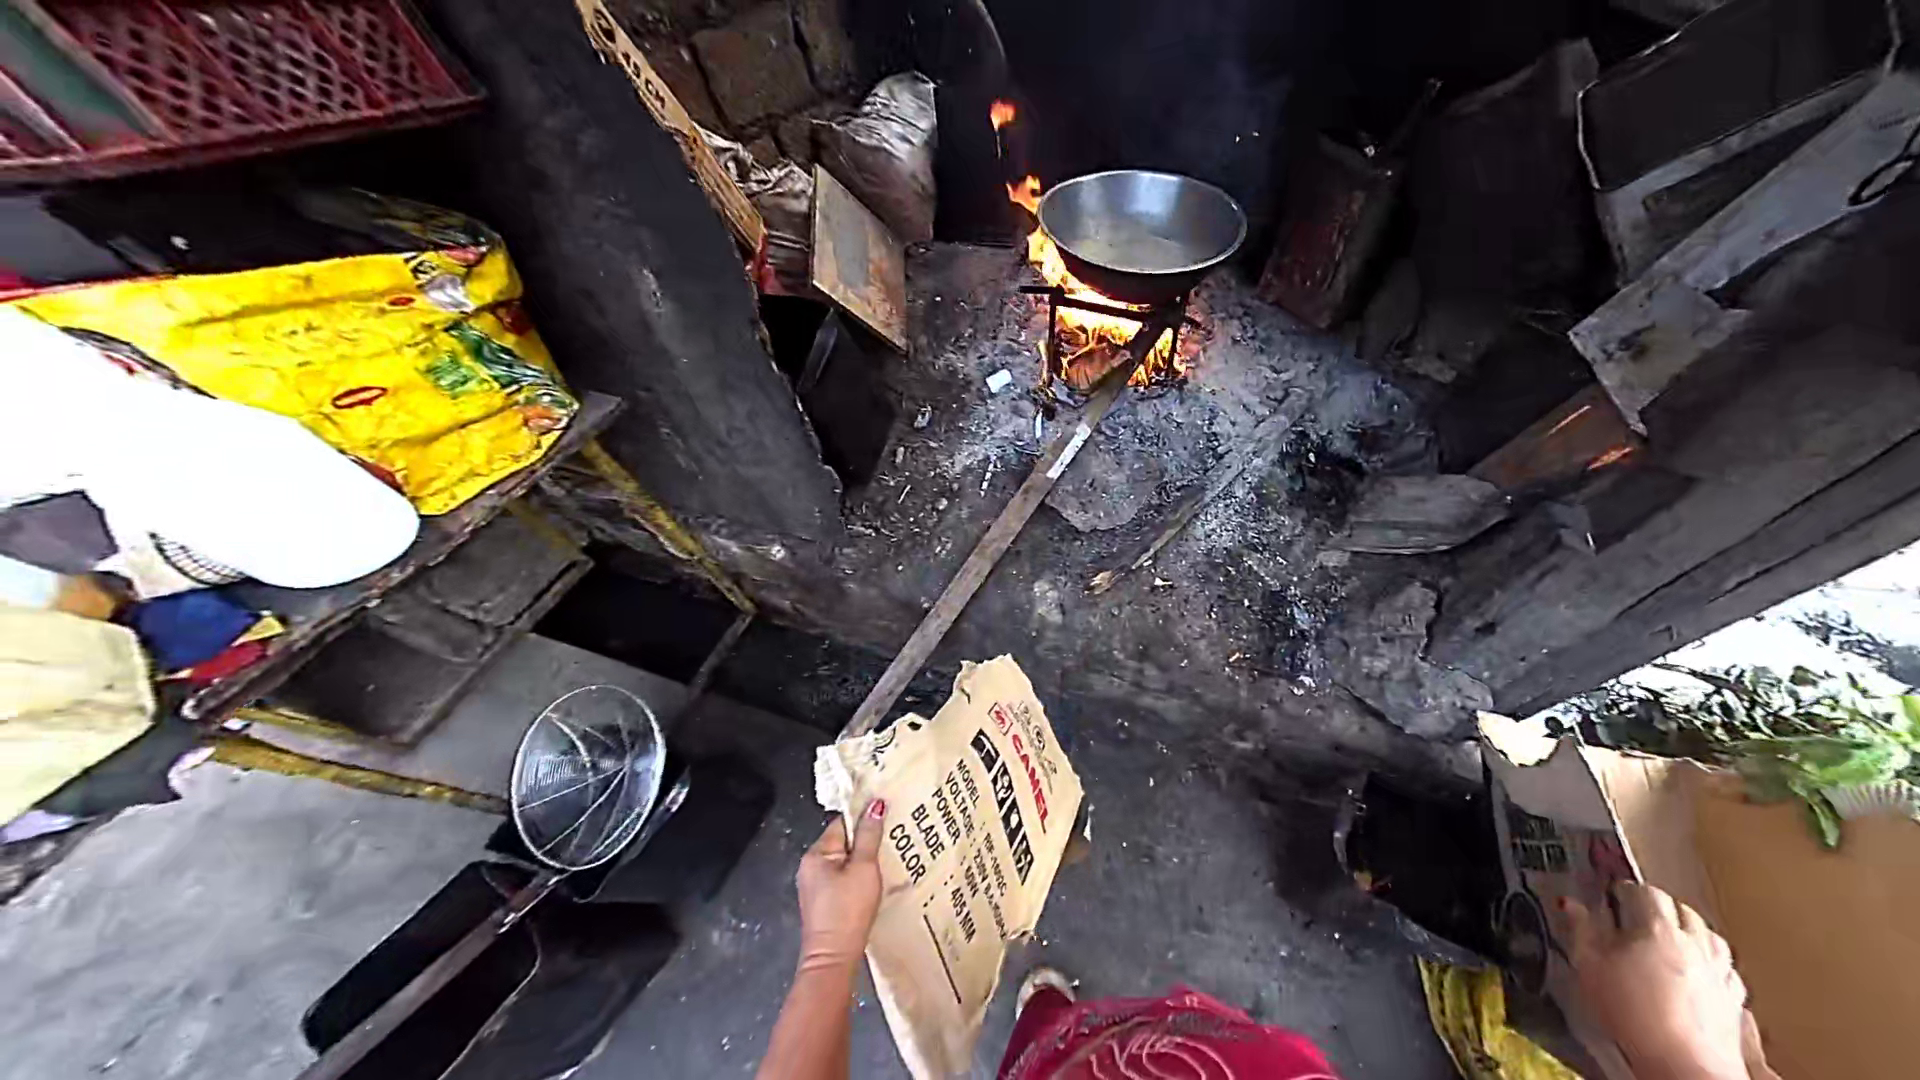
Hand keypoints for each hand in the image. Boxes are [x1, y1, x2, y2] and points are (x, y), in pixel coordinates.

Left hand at [796, 799, 885, 972]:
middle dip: (866, 840)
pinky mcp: (822, 904)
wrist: (834, 960)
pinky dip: (857, 878)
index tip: (887, 816)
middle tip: (894, 838)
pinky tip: (875, 883)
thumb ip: (869, 835)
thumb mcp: (864, 868)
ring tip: (889, 858)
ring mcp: (815, 886)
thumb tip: (875, 804)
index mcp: (817, 853)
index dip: (864, 818)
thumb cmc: (848, 910)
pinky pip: (842, 879)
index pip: (842, 822)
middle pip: (842, 841)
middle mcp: (810, 866)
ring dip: (863, 861)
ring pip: (844, 862)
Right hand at [1561, 882, 1751, 1079]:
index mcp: (1658, 930)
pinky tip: (1696, 969)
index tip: (1610, 894)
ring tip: (1667, 935)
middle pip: (1683, 910)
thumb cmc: (1630, 1011)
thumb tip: (1571, 904)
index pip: (1647, 892)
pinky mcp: (1735, 1001)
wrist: (1684, 1065)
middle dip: (1659, 905)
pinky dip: (1710, 958)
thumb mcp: (1589, 964)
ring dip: (1688, 928)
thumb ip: (1580, 928)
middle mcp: (1695, 946)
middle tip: (1635, 910)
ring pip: (1711, 936)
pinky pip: (1726, 967)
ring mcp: (1720, 974)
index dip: (1626, 888)